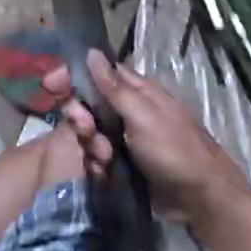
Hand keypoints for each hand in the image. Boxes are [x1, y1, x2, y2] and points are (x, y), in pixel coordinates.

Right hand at [44, 50, 250, 222]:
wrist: (199, 198)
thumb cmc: (174, 150)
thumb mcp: (142, 116)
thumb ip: (114, 87)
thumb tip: (92, 52)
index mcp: (139, 91)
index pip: (100, 74)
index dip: (76, 77)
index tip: (51, 86)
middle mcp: (131, 111)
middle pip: (92, 107)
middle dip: (83, 121)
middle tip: (88, 136)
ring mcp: (127, 139)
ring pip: (94, 135)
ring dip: (92, 147)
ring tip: (104, 161)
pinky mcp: (126, 165)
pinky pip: (100, 158)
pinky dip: (99, 165)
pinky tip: (104, 174)